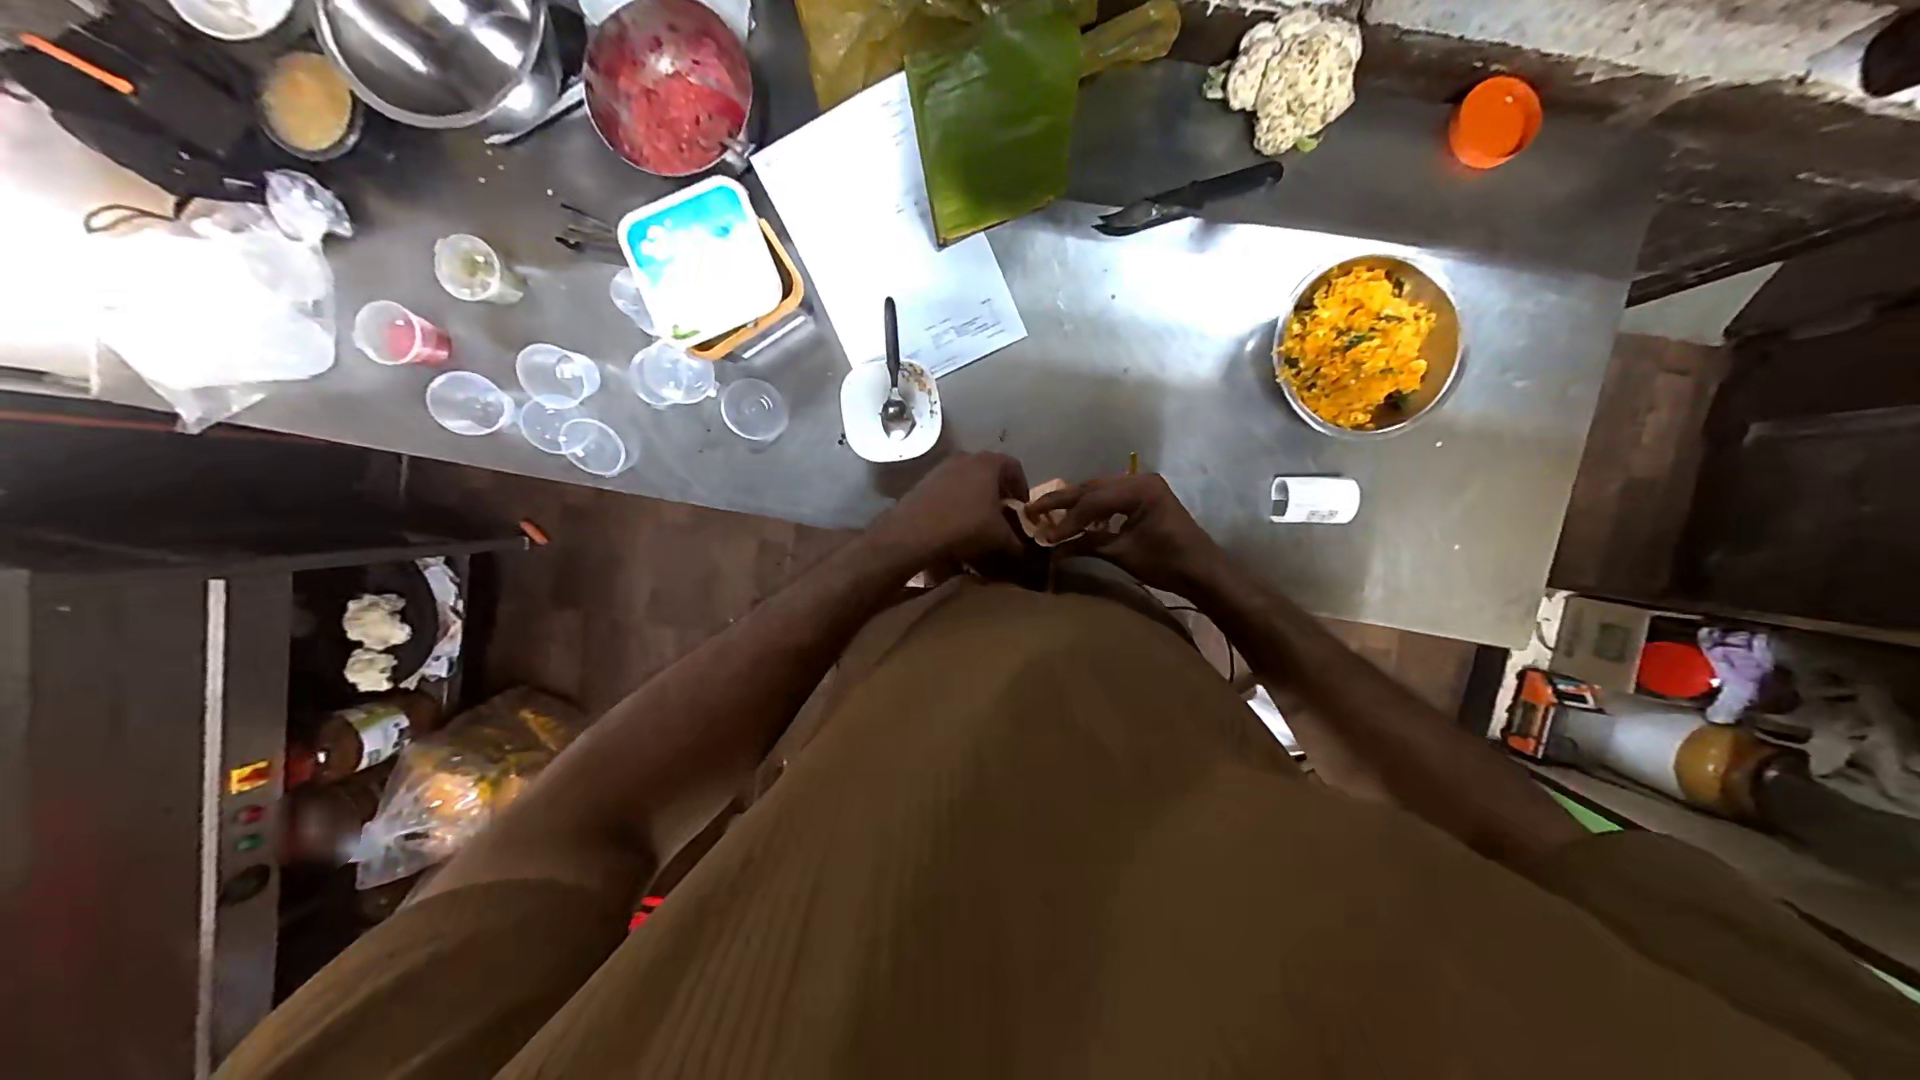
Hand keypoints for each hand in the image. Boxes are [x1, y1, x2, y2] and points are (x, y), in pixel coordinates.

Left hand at [871, 451, 1029, 566]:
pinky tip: (956, 521)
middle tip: (1003, 515)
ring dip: (977, 496)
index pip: (1014, 467)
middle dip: (999, 492)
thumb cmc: (965, 526)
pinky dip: (957, 500)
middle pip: (990, 471)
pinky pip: (949, 487)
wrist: (913, 532)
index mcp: (989, 463)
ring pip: (968, 478)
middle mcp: (966, 457)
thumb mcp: (998, 537)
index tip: (1022, 508)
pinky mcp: (925, 480)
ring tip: (979, 520)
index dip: (1022, 488)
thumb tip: (1023, 550)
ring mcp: (942, 467)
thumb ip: (1016, 540)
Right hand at [1027, 473, 1225, 592]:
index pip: (1092, 501)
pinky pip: (1110, 496)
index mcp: (1139, 489)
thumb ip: (1086, 544)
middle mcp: (1140, 479)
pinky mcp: (1144, 496)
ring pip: (1098, 490)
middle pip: (1092, 488)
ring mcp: (1143, 485)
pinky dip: (1091, 507)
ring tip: (1047, 513)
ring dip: (1074, 503)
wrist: (1203, 572)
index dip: (1065, 520)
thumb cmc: (1167, 564)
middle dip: (1061, 502)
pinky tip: (1076, 518)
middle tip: (1031, 510)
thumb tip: (1050, 547)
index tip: (1044, 536)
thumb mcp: (1122, 553)